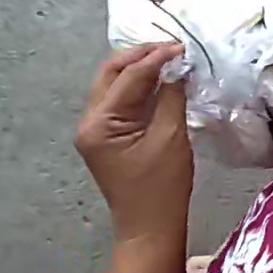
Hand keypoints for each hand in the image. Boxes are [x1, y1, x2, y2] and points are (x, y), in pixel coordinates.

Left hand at [75, 43, 192, 243]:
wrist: (150, 226)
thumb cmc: (161, 186)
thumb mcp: (171, 137)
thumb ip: (171, 98)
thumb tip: (178, 69)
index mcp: (99, 124)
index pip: (128, 77)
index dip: (156, 58)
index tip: (183, 46)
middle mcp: (90, 122)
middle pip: (111, 74)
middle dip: (141, 56)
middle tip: (174, 48)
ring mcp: (97, 130)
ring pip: (115, 85)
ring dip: (140, 69)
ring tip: (170, 59)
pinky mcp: (109, 136)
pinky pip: (122, 100)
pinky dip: (141, 86)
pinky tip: (162, 80)